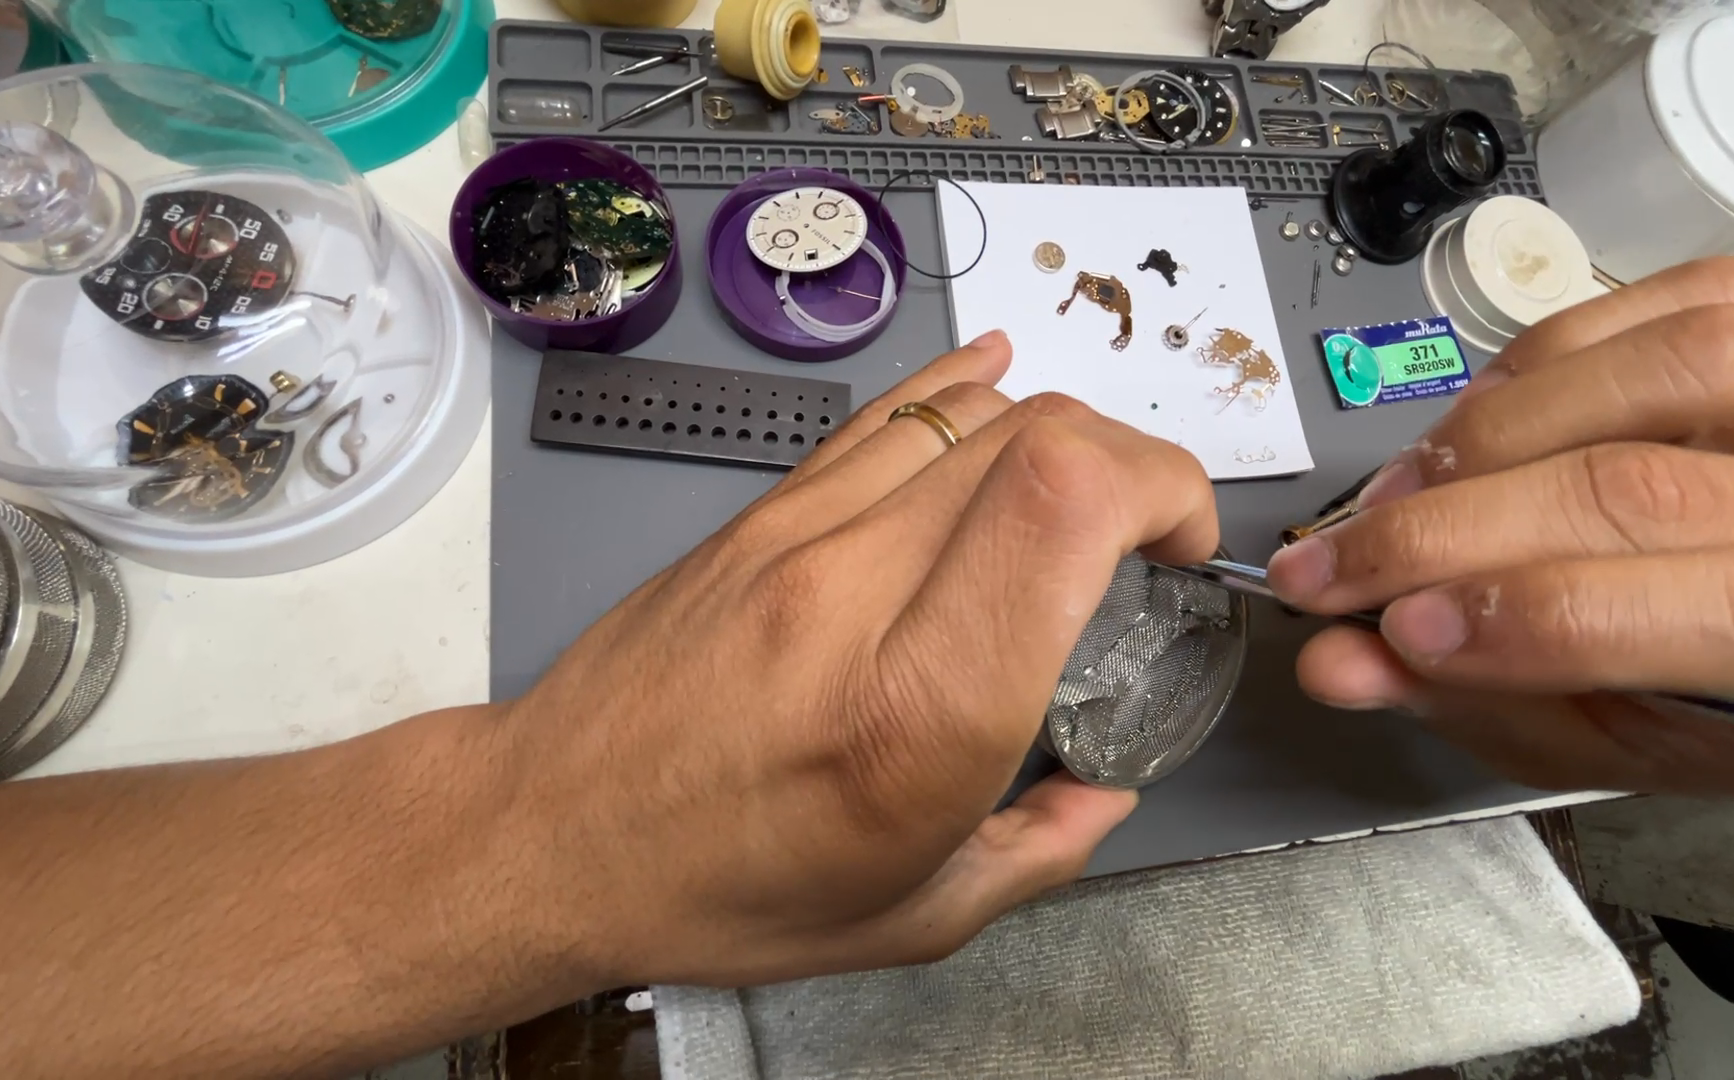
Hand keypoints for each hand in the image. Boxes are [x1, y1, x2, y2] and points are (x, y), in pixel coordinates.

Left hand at [505, 332, 1217, 989]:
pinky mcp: (765, 510)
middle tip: (1142, 530)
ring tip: (1075, 494)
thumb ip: (1040, 847)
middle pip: (1034, 434)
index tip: (1178, 541)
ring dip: (1057, 432)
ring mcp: (801, 531)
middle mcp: (858, 591)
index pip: (1061, 501)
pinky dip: (962, 390)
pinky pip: (886, 415)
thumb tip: (1104, 789)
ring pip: (970, 410)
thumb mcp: (911, 914)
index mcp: (916, 709)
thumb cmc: (720, 881)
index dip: (1158, 485)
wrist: (556, 823)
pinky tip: (994, 382)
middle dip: (1131, 460)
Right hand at [1265, 258, 1733, 818]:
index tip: (1392, 632)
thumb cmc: (1694, 704)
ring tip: (1399, 493)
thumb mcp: (1582, 740)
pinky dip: (1543, 354)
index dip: (1538, 617)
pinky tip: (1479, 420)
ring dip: (1486, 431)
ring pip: (1680, 358)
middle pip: (1645, 488)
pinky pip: (1682, 299)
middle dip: (1438, 532)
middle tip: (1322, 569)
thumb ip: (1460, 700)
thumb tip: (1330, 663)